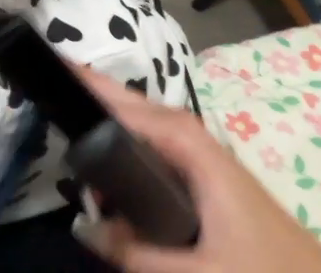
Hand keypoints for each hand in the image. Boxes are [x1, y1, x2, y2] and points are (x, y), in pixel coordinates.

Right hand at [77, 69, 320, 272]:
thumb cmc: (265, 270)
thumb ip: (138, 254)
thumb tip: (85, 227)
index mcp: (197, 153)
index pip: (138, 109)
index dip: (98, 89)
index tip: (58, 68)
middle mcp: (201, 147)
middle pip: (142, 109)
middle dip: (101, 94)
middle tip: (54, 85)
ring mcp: (209, 164)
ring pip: (152, 129)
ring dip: (116, 118)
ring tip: (75, 115)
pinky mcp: (212, 185)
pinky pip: (161, 150)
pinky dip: (132, 143)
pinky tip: (115, 163)